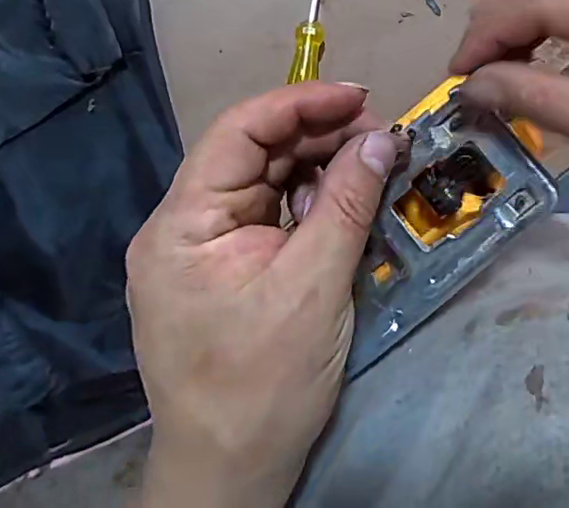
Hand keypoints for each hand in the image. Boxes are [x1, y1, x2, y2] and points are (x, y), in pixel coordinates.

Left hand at [126, 82, 403, 507]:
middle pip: (258, 150)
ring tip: (376, 160)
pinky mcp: (235, 262)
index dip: (301, 103)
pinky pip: (278, 209)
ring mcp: (211, 244)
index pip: (239, 131)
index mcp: (185, 224)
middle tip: (383, 135)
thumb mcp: (315, 286)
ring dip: (325, 163)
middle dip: (322, 135)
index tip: (360, 98)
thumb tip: (384, 137)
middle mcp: (190, 223)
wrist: (231, 478)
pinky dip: (317, 196)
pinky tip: (351, 195)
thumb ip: (348, 201)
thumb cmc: (263, 385)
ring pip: (272, 176)